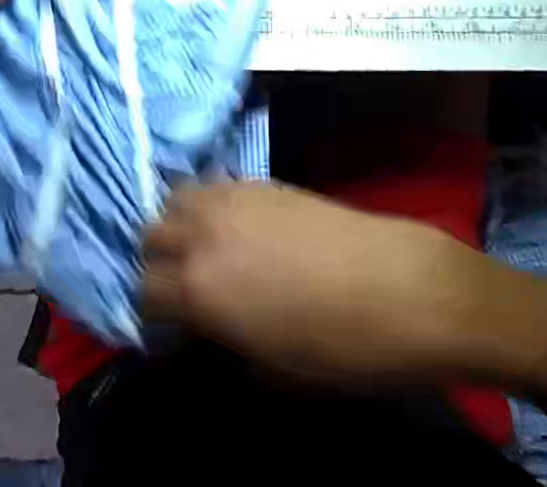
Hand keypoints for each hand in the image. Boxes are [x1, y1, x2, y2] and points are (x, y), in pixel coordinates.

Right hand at [140, 182, 485, 381]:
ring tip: (204, 244)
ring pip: (180, 197)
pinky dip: (214, 202)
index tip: (170, 324)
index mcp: (199, 288)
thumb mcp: (270, 365)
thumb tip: (211, 324)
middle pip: (151, 232)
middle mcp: (206, 232)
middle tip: (182, 281)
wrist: (402, 286)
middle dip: (158, 258)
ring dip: (181, 221)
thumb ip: (224, 337)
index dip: (152, 311)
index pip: (144, 290)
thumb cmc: (339, 345)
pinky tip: (239, 223)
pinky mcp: (266, 181)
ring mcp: (236, 198)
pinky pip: (219, 185)